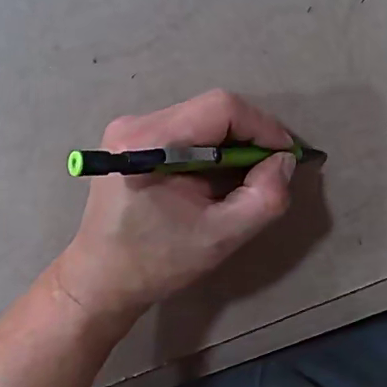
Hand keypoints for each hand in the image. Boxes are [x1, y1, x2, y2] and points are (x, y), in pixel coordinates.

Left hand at [48, 89, 297, 323]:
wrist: (101, 278)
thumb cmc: (157, 262)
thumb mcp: (221, 236)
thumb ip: (264, 197)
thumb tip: (284, 160)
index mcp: (149, 142)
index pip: (221, 108)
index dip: (262, 127)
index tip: (285, 158)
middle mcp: (136, 123)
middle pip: (211, 109)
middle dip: (249, 136)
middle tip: (270, 170)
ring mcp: (130, 128)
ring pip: (201, 117)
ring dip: (231, 142)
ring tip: (244, 178)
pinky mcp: (132, 138)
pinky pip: (187, 128)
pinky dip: (212, 147)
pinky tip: (215, 178)